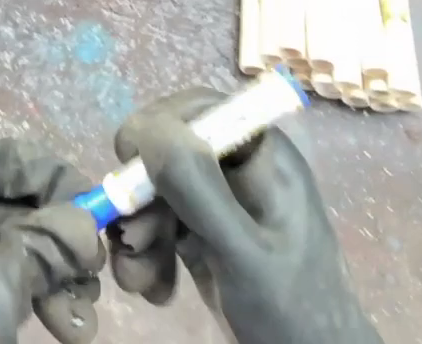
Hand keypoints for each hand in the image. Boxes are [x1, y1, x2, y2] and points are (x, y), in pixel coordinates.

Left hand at [0, 139, 104, 343]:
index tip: (106, 224)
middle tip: (94, 293)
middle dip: (61, 251)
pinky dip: (18, 297)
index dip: (66, 186)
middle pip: (18, 207)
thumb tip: (87, 223)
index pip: (20, 160)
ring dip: (48, 283)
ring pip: (7, 248)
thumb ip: (47, 249)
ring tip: (77, 328)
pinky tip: (49, 328)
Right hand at [108, 88, 379, 343]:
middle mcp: (236, 168)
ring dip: (136, 231)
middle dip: (139, 196)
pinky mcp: (202, 232)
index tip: (129, 164)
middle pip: (166, 151)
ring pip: (155, 189)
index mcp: (260, 154)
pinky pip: (158, 222)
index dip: (157, 127)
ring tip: (137, 279)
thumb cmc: (292, 311)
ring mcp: (218, 201)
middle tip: (129, 239)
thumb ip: (198, 187)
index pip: (198, 109)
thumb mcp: (243, 251)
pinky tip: (153, 288)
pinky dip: (146, 252)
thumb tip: (148, 128)